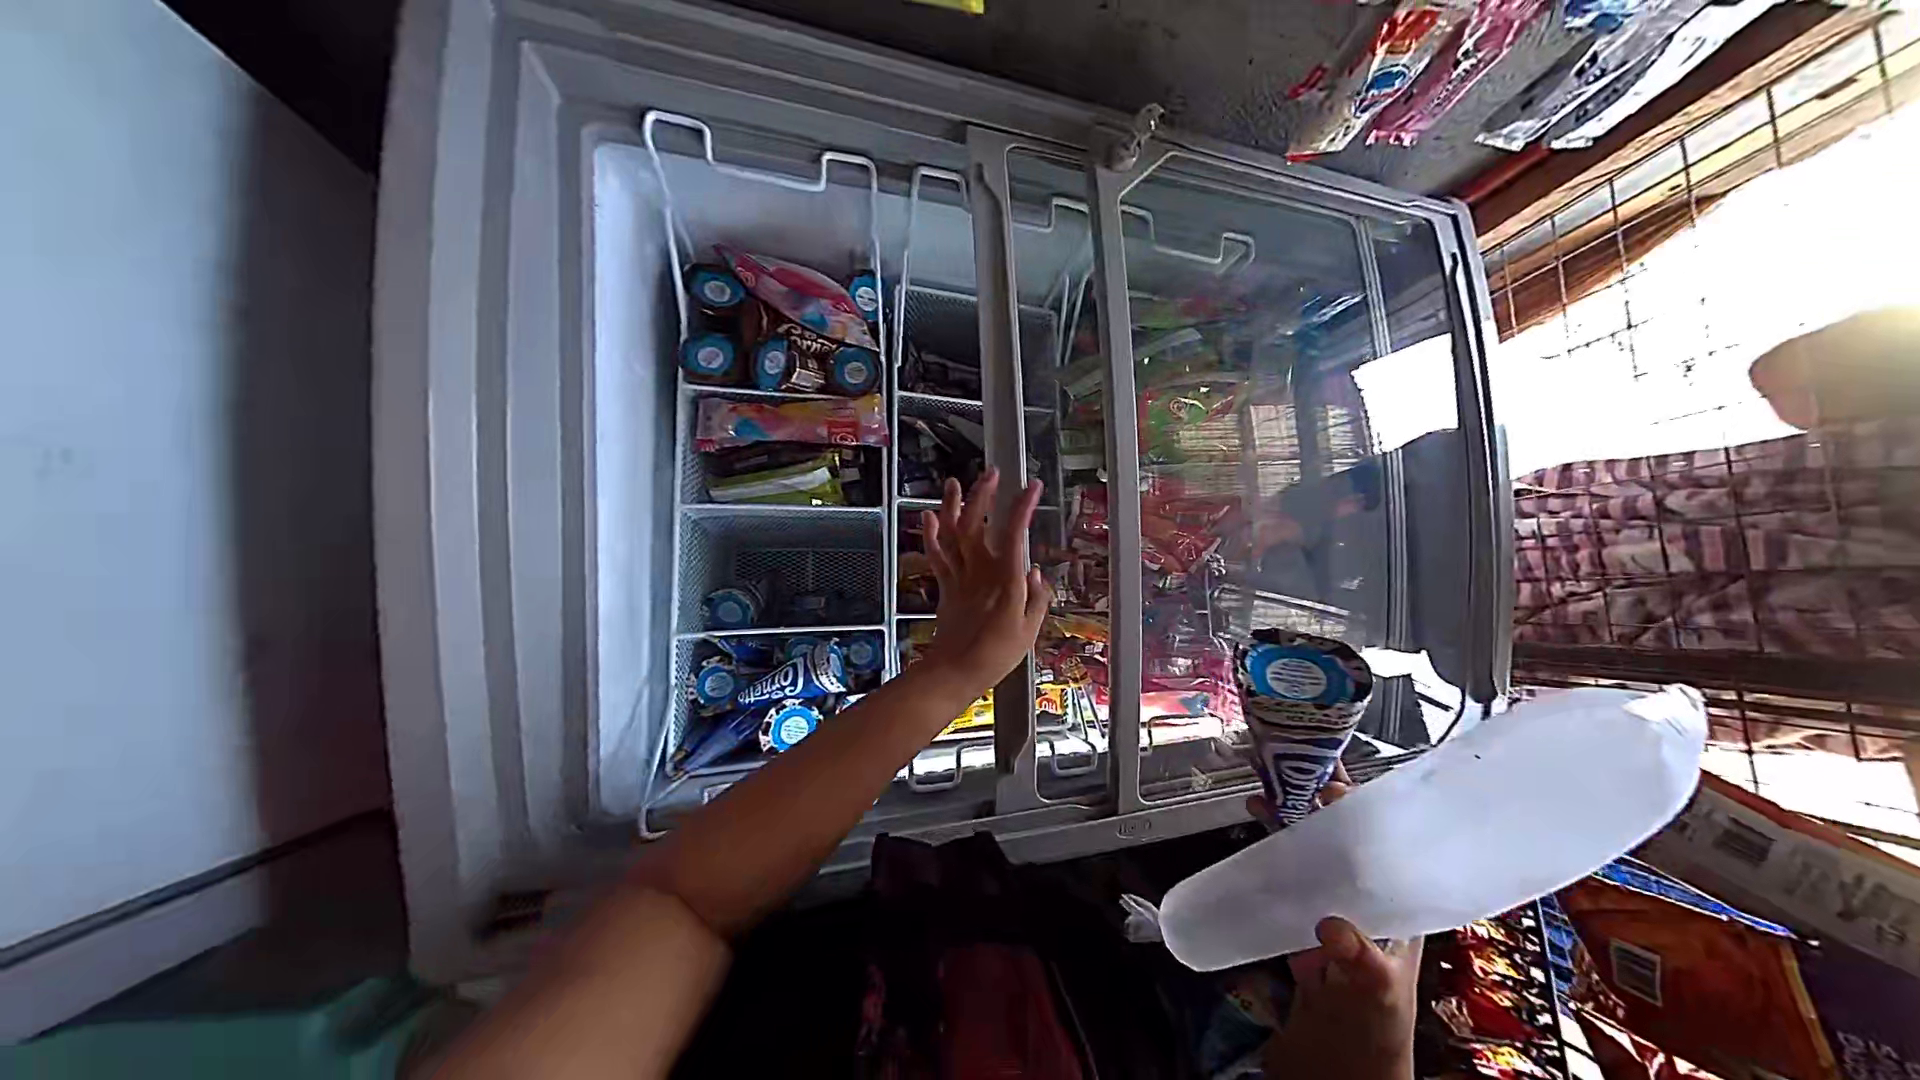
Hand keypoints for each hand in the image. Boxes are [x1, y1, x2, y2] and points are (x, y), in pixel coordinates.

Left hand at [918, 469, 1049, 696]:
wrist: (956, 671)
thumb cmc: (994, 655)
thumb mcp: (1029, 631)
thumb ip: (1037, 599)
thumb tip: (1037, 574)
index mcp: (1005, 580)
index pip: (1015, 534)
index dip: (1022, 507)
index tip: (1031, 488)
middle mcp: (980, 572)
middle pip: (978, 524)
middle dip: (983, 495)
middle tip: (991, 474)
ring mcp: (959, 577)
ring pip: (952, 534)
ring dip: (952, 506)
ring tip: (954, 483)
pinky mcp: (945, 586)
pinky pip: (936, 555)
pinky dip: (931, 535)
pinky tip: (928, 517)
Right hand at [1257, 778, 1421, 1079]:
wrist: (1336, 1068)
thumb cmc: (1373, 1030)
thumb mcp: (1376, 994)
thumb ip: (1360, 959)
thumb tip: (1331, 925)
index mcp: (1396, 906)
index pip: (1385, 843)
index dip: (1362, 809)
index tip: (1331, 781)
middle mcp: (1364, 894)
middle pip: (1343, 834)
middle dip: (1317, 799)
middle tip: (1289, 764)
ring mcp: (1329, 900)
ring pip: (1310, 845)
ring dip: (1288, 813)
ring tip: (1263, 787)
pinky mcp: (1297, 911)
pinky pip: (1284, 868)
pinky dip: (1269, 842)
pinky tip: (1253, 822)